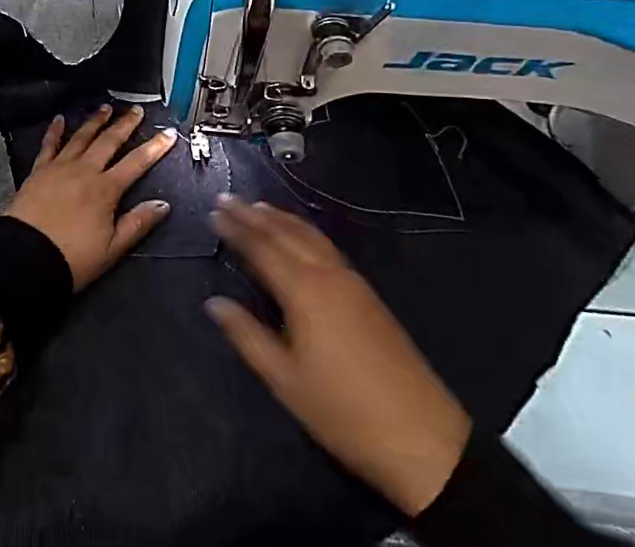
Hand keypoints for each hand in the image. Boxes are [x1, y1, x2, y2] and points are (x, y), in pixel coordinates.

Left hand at [5, 105, 175, 289]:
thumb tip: (163, 204)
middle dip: (125, 124)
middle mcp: (84, 171)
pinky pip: (49, 145)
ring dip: (95, 121)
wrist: (25, 258)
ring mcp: (60, 168)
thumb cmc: (72, 258)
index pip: (137, 163)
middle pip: (109, 141)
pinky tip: (60, 119)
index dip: (155, 147)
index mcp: (105, 189)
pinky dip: (55, 131)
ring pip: (82, 137)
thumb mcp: (112, 248)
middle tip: (136, 110)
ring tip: (106, 108)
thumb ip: (138, 223)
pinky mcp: (38, 171)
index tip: (168, 133)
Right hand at [206, 196, 471, 515]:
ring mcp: (352, 283)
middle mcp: (328, 275)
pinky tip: (298, 237)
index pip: (262, 248)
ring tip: (257, 206)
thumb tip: (214, 303)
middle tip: (227, 198)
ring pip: (311, 237)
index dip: (236, 229)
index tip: (212, 212)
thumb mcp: (284, 379)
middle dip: (254, 214)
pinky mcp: (367, 296)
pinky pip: (326, 248)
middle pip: (286, 234)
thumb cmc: (342, 410)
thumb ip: (247, 335)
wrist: (422, 436)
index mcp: (304, 291)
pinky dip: (304, 233)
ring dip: (281, 219)